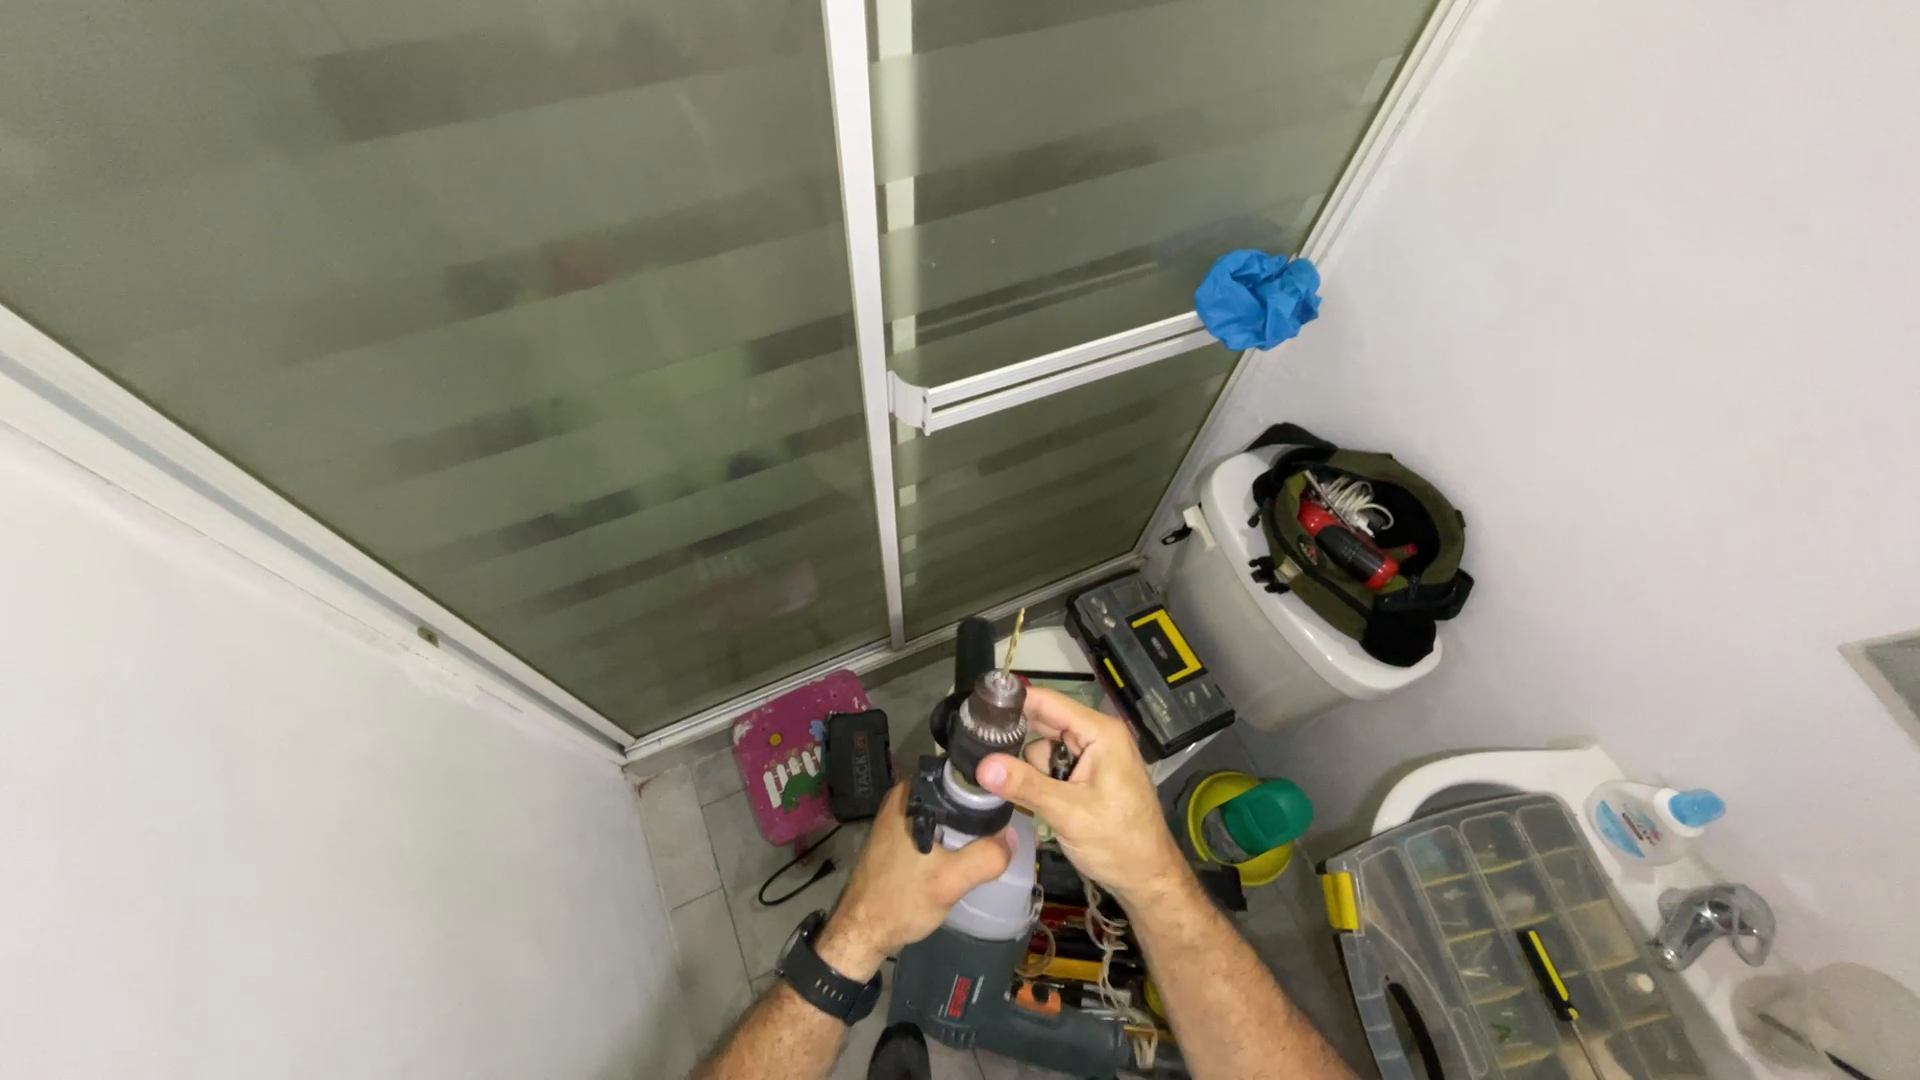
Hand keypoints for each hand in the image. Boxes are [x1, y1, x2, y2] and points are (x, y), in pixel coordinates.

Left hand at [815, 781, 1013, 980]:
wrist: (862, 932)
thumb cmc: (900, 901)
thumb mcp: (950, 882)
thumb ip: (986, 857)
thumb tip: (1013, 836)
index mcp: (911, 792)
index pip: (962, 776)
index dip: (989, 789)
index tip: (1012, 805)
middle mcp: (904, 796)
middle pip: (957, 794)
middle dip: (981, 811)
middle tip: (1007, 828)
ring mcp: (901, 815)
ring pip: (949, 812)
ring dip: (968, 827)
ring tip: (994, 840)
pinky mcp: (902, 834)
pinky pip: (938, 825)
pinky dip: (953, 837)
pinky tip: (968, 853)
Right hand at [976, 688, 1186, 905]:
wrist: (1148, 878)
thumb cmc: (1119, 843)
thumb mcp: (1069, 813)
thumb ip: (1026, 785)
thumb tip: (983, 765)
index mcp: (1100, 732)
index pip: (1047, 702)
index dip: (1012, 702)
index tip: (976, 711)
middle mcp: (1096, 736)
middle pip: (1042, 723)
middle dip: (1017, 741)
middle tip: (983, 757)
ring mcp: (1091, 755)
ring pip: (1043, 747)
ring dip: (1031, 770)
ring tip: (1028, 798)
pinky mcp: (1086, 774)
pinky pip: (1052, 765)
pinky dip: (1040, 780)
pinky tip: (1036, 801)